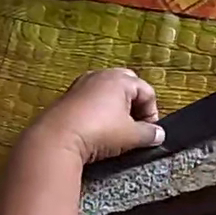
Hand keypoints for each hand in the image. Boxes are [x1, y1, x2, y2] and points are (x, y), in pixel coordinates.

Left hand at [24, 68, 165, 163]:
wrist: (57, 139)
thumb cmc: (98, 131)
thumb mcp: (130, 136)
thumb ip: (148, 134)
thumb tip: (158, 134)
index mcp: (120, 79)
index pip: (147, 91)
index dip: (152, 113)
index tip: (149, 133)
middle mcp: (100, 76)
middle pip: (126, 86)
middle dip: (134, 106)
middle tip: (134, 127)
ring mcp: (81, 85)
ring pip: (106, 93)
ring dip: (115, 109)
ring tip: (115, 131)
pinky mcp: (66, 98)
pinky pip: (89, 101)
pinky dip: (97, 112)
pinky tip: (95, 131)